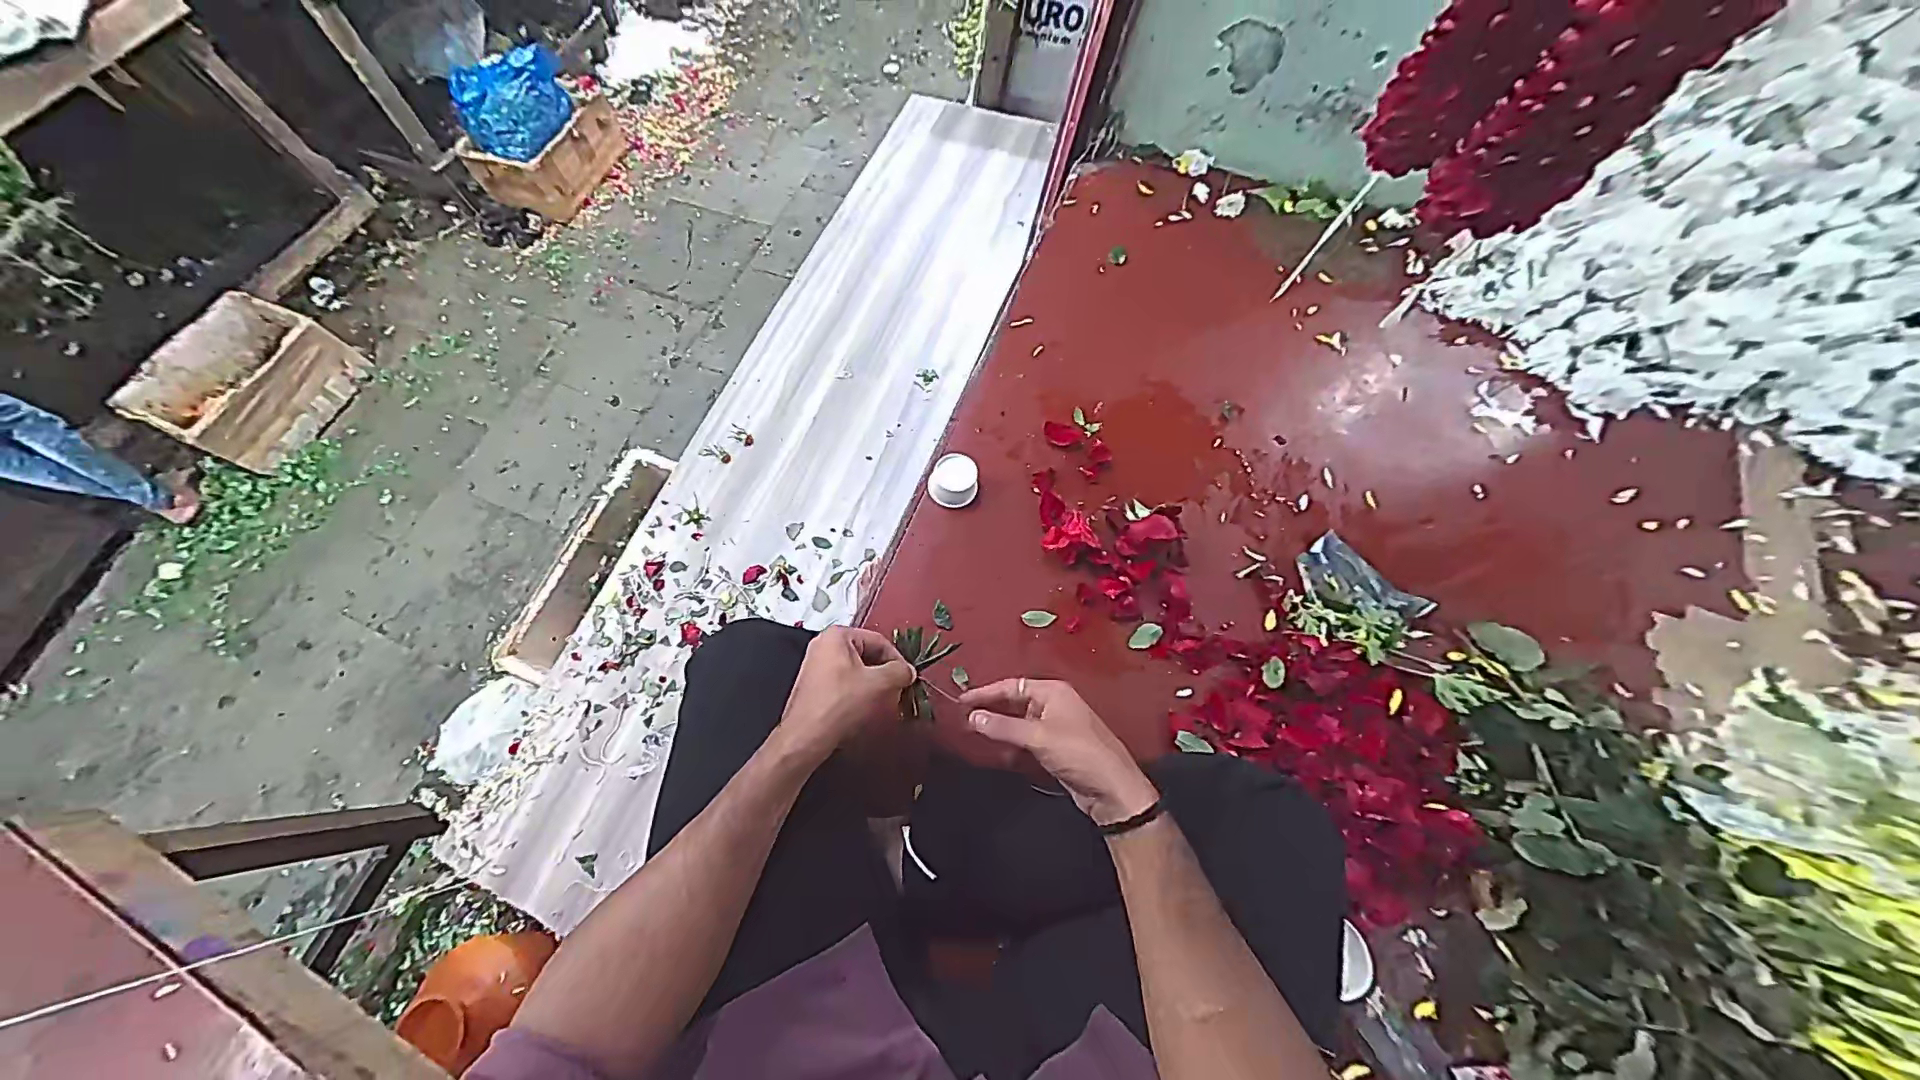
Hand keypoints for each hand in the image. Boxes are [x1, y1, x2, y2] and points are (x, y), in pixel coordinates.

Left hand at [778, 626, 915, 756]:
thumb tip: (907, 670)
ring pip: (857, 668)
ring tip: (884, 698)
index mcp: (836, 636)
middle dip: (885, 671)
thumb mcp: (877, 684)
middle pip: (867, 653)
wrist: (806, 736)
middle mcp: (824, 645)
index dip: (897, 658)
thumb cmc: (837, 705)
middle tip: (898, 687)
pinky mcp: (815, 684)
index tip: (907, 674)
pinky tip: (865, 705)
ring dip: (874, 682)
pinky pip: (845, 680)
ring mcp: (817, 665)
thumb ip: (898, 671)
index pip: (878, 640)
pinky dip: (859, 689)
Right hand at [959, 679, 1158, 826]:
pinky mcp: (1055, 746)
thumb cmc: (1078, 753)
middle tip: (963, 717)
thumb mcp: (1038, 737)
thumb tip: (972, 717)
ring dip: (999, 726)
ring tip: (974, 731)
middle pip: (1015, 701)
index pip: (1012, 686)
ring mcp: (1055, 725)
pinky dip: (1011, 741)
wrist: (1111, 788)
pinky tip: (997, 748)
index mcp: (1053, 691)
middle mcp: (1054, 703)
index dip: (985, 693)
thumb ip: (1003, 726)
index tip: (961, 701)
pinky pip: (1026, 738)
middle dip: (991, 708)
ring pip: (1019, 720)